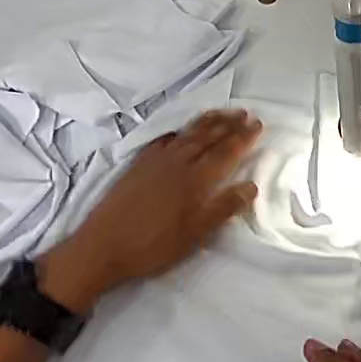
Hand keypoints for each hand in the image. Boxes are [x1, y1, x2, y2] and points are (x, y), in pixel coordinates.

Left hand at [37, 109, 261, 312]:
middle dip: (229, 124)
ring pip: (187, 133)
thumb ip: (224, 207)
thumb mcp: (196, 234)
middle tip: (246, 114)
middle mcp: (177, 162)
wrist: (102, 247)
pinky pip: (164, 139)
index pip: (226, 152)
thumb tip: (251, 186)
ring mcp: (155, 161)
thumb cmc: (154, 246)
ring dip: (207, 122)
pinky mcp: (137, 165)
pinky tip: (180, 132)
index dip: (244, 138)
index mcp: (196, 179)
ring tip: (221, 113)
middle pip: (208, 136)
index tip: (258, 125)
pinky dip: (178, 131)